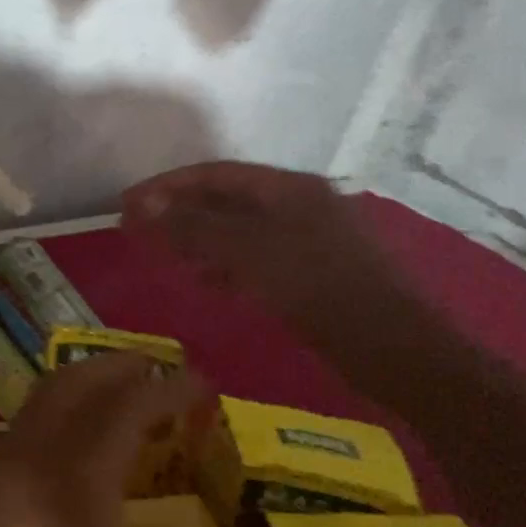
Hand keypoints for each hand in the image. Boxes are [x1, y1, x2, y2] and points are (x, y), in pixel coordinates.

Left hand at [0, 352, 200, 526]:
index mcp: (67, 483)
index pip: (120, 412)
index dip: (163, 392)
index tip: (202, 378)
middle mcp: (20, 459)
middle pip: (68, 390)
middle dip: (112, 370)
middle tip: (154, 367)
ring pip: (36, 410)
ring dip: (79, 396)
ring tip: (119, 409)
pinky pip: (17, 437)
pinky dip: (53, 427)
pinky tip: (66, 464)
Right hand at [120, 161, 395, 318]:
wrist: (400, 352)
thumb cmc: (316, 287)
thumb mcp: (243, 250)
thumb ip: (189, 224)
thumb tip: (142, 203)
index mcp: (288, 187)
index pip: (212, 174)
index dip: (164, 186)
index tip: (125, 204)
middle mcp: (302, 204)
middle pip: (225, 199)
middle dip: (178, 212)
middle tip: (137, 229)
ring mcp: (314, 239)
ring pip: (240, 230)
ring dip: (198, 239)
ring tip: (164, 256)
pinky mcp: (319, 274)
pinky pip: (257, 257)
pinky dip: (225, 263)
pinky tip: (207, 281)